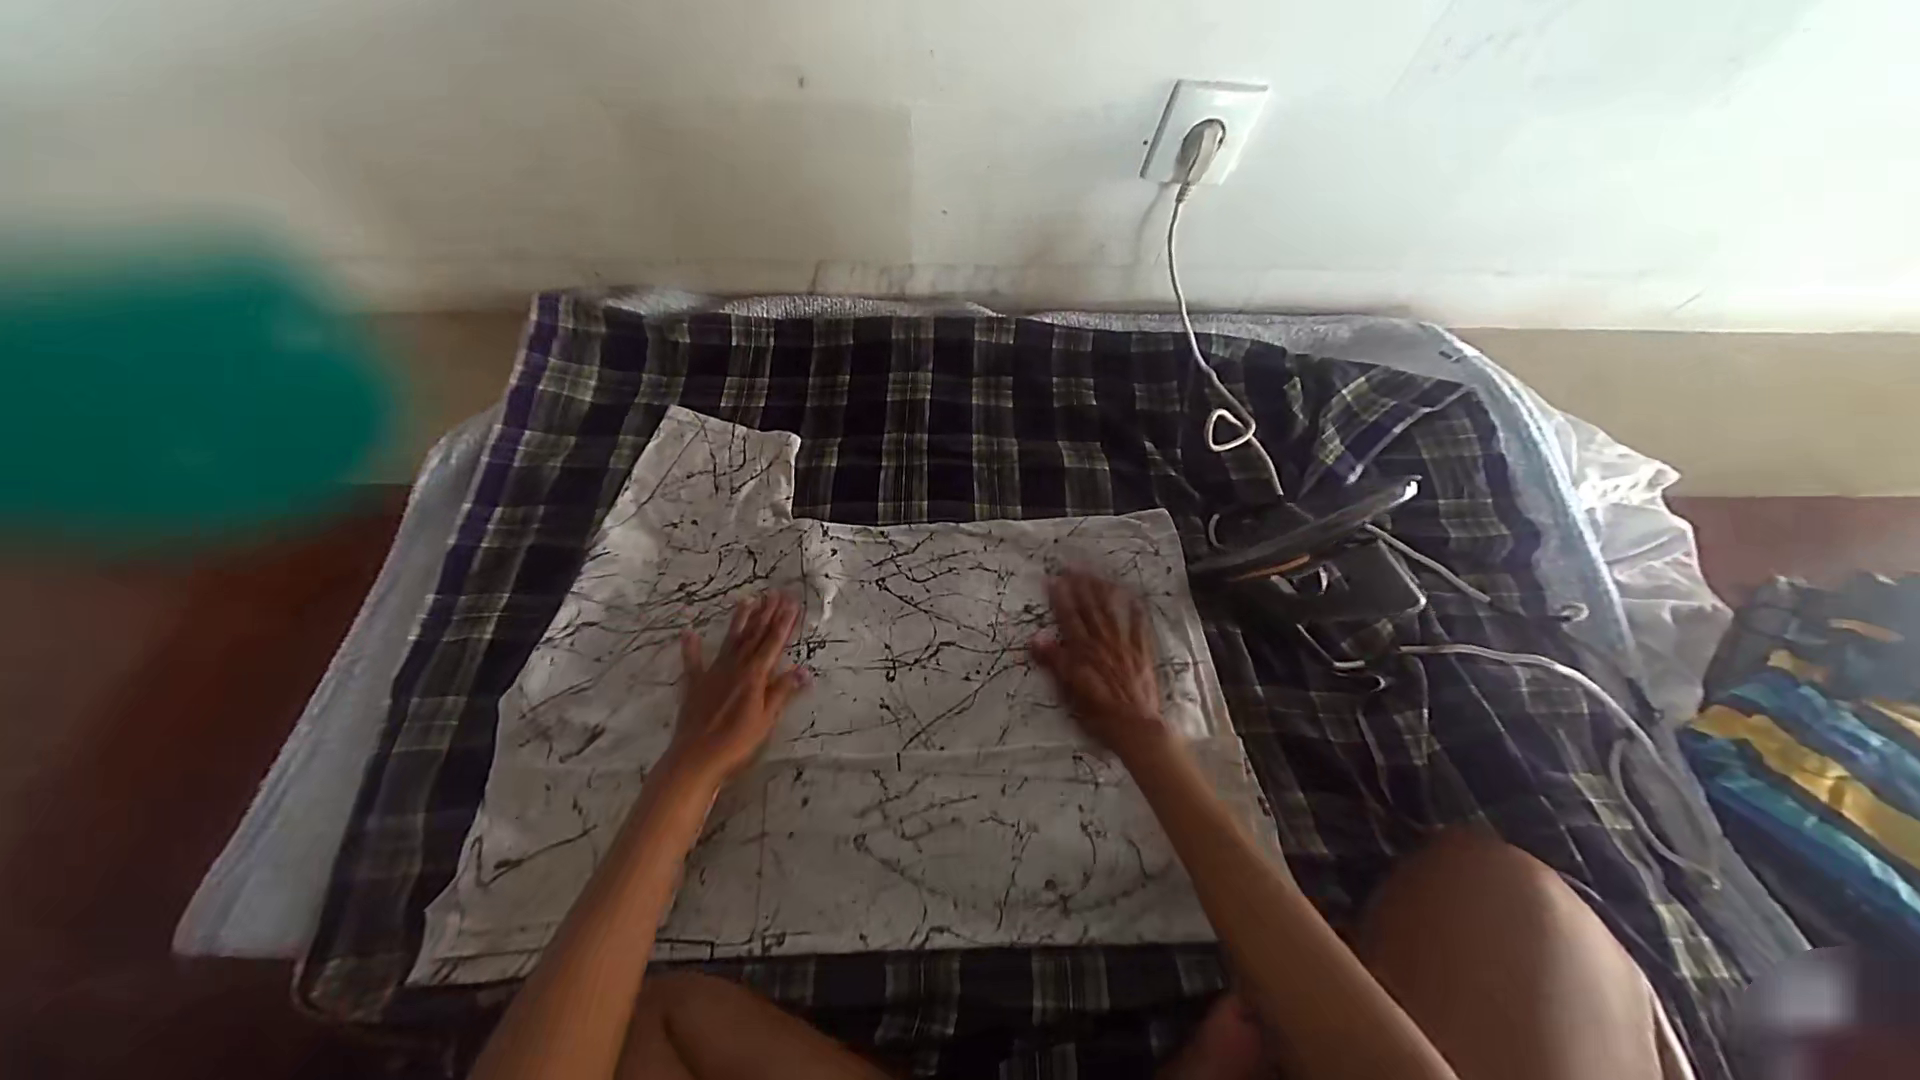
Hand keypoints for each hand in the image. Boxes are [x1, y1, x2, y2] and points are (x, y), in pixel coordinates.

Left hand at [663, 591, 809, 786]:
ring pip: (730, 641)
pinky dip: (691, 647)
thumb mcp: (766, 719)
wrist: (694, 759)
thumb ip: (782, 691)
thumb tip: (804, 670)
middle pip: (753, 636)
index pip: (773, 643)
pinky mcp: (695, 685)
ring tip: (747, 601)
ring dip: (739, 621)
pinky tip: (689, 633)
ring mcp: (712, 674)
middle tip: (775, 593)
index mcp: (754, 675)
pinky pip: (693, 662)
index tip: (792, 603)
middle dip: (766, 614)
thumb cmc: (736, 742)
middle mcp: (734, 668)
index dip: (783, 622)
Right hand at [1029, 570, 1171, 760]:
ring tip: (1097, 574)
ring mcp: (1124, 646)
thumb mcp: (1068, 690)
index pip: (1068, 617)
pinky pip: (1138, 628)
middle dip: (1080, 586)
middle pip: (1090, 609)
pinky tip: (1133, 598)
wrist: (1135, 726)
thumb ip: (1053, 661)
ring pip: (1112, 613)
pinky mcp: (1142, 655)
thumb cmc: (1097, 712)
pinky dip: (1135, 612)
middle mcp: (1103, 643)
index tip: (1054, 579)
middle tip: (1073, 566)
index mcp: (1082, 651)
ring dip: (1103, 591)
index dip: (1060, 598)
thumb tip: (1036, 637)